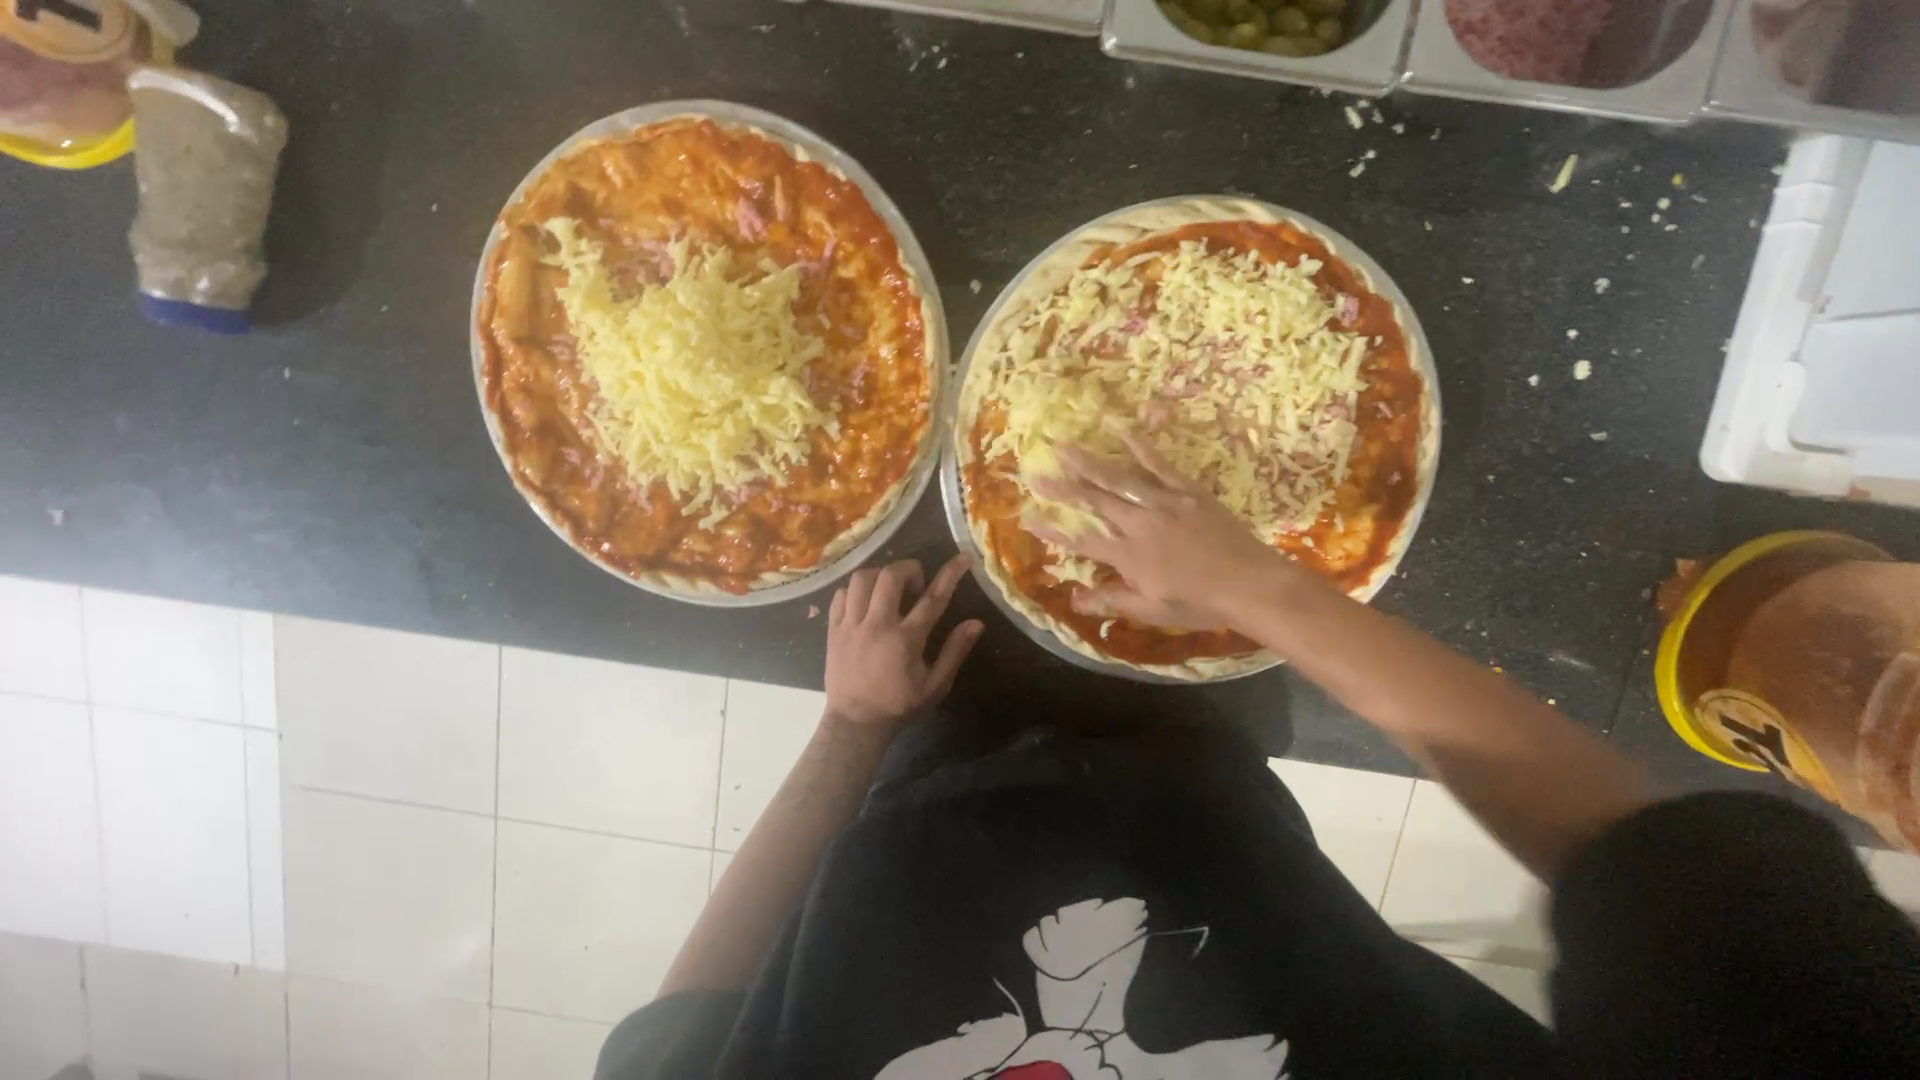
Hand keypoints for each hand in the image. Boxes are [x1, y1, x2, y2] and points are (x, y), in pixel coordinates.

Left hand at [824, 555, 984, 727]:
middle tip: (917, 582)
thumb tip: (976, 623)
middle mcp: (877, 625)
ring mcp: (851, 626)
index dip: (950, 573)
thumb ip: (955, 652)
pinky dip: (855, 590)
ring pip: (861, 579)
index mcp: (906, 640)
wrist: (855, 723)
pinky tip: (865, 601)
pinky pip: (840, 595)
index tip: (963, 557)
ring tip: (889, 588)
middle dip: (908, 568)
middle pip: (890, 576)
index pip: (933, 598)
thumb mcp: (935, 686)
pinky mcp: (833, 630)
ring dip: (879, 575)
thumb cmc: (899, 706)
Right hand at [1028, 432, 1289, 629]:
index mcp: (1128, 556)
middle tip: (1035, 475)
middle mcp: (1138, 524)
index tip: (1028, 518)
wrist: (1250, 583)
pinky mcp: (1186, 490)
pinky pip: (1158, 464)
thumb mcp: (1151, 609)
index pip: (1082, 541)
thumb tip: (1074, 599)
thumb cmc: (1200, 603)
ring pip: (1118, 479)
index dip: (1053, 530)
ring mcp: (1162, 503)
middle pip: (1093, 503)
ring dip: (1088, 462)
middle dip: (1061, 489)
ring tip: (1063, 446)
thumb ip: (1111, 600)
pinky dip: (1139, 446)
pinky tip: (1120, 430)